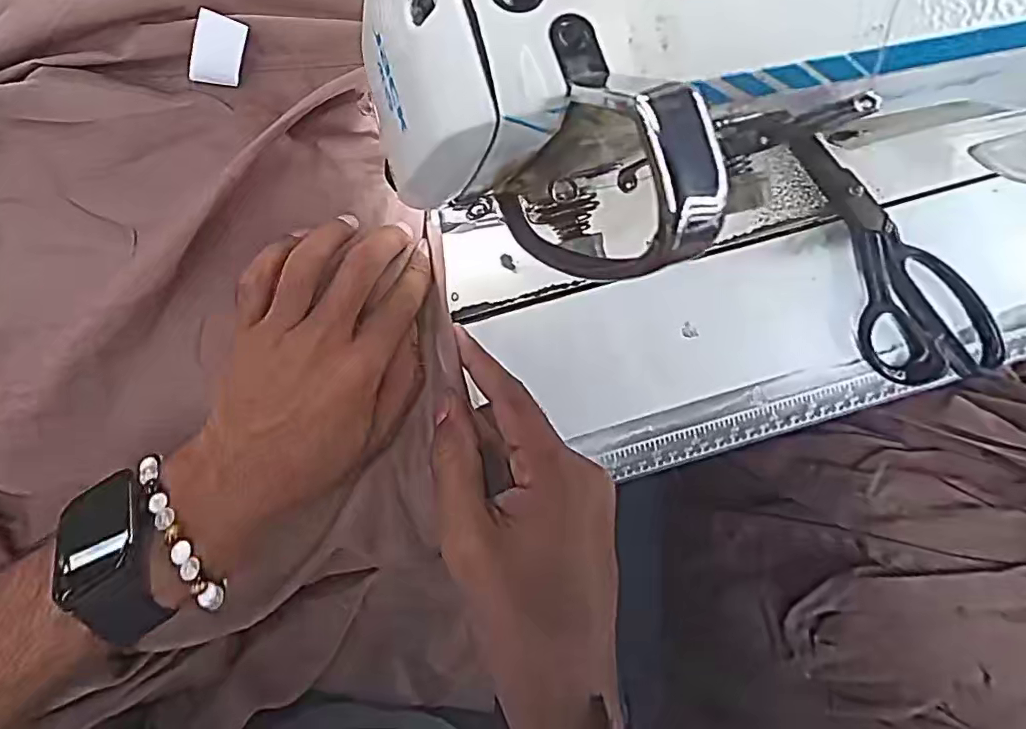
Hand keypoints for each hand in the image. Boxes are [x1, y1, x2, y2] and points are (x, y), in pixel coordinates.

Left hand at [160, 217, 432, 584]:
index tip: (422, 262)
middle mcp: (319, 341)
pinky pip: (258, 277)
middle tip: (396, 234)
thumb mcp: (374, 436)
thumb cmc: (308, 459)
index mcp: (357, 369)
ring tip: (348, 226)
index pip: (397, 305)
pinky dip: (276, 251)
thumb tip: (414, 336)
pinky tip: (296, 242)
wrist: (243, 471)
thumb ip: (401, 383)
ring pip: (306, 263)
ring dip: (331, 235)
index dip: (416, 276)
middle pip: (358, 271)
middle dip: (385, 243)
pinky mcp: (247, 328)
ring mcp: (278, 330)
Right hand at [432, 326, 621, 728]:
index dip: (479, 362)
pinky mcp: (585, 514)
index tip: (457, 335)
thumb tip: (446, 409)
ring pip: (524, 450)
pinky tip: (479, 499)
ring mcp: (589, 497)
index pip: (512, 398)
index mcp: (560, 474)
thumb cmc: (521, 625)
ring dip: (487, 453)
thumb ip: (453, 461)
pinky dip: (504, 472)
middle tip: (436, 423)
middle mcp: (584, 476)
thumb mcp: (466, 535)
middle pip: (516, 424)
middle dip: (474, 422)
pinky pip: (537, 472)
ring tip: (458, 487)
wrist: (564, 690)